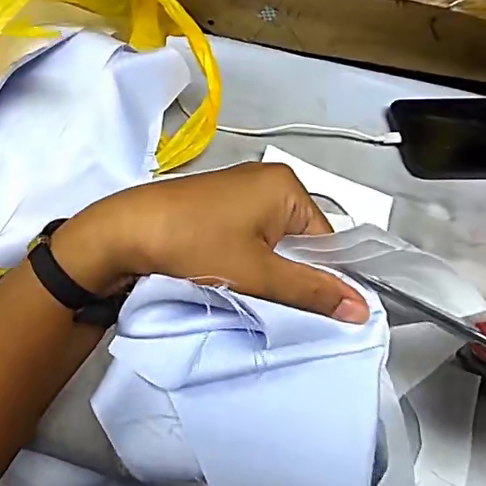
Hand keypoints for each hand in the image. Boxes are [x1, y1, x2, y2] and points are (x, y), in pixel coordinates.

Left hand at [49, 162, 368, 322]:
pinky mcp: (217, 202)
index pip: (327, 240)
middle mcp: (265, 179)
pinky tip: (227, 272)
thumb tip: (359, 307)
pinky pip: (249, 234)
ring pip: (273, 240)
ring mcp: (239, 189)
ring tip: (245, 284)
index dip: (322, 277)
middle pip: (301, 239)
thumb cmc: (192, 243)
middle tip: (271, 296)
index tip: (312, 307)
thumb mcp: (258, 274)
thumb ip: (311, 291)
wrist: (126, 231)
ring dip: (266, 268)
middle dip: (290, 272)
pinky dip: (245, 257)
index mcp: (284, 185)